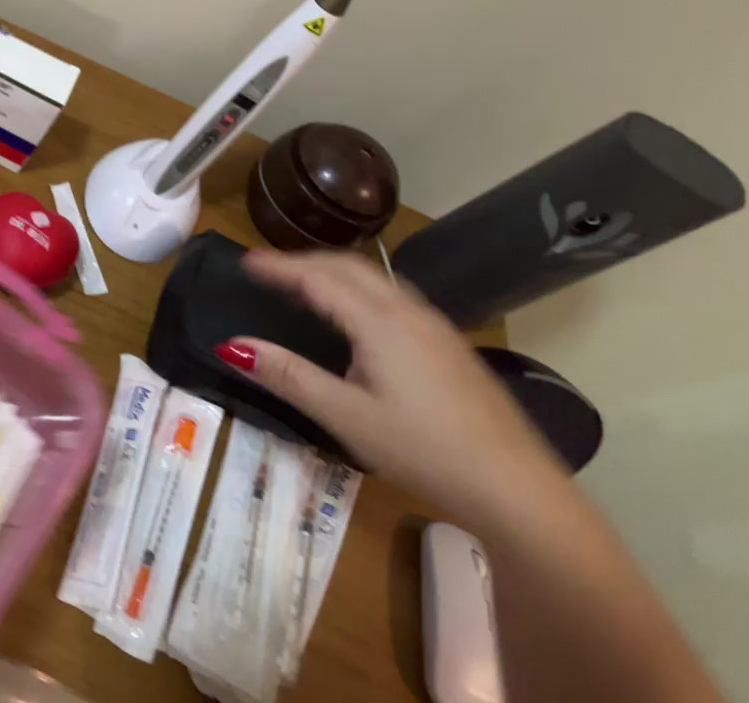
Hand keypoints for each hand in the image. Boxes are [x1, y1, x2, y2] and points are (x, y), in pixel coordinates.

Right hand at [219, 249, 569, 525]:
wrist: (515, 487)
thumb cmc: (423, 450)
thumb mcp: (345, 416)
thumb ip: (289, 376)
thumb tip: (233, 345)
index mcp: (381, 323)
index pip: (319, 279)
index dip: (280, 267)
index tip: (245, 261)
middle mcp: (410, 313)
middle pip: (352, 268)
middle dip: (306, 262)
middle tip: (268, 270)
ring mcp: (437, 329)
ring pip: (378, 281)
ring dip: (335, 274)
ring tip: (304, 286)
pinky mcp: (451, 348)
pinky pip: (394, 300)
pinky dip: (360, 291)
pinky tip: (356, 321)